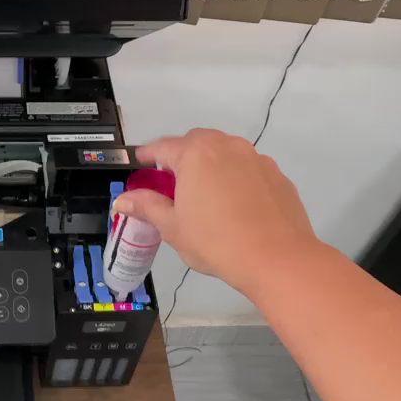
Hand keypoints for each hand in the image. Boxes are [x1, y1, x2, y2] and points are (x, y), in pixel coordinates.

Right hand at [115, 128, 325, 294]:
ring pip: (225, 153)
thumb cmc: (215, 241)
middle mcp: (227, 146)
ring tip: (205, 194)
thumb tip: (123, 199)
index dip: (148, 154)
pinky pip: (247, 169)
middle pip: (196, 143)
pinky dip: (235, 178)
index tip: (140, 161)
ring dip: (211, 165)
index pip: (163, 147)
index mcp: (196, 154)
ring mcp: (256, 158)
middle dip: (181, 157)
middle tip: (173, 182)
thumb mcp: (172, 226)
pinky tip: (235, 206)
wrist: (276, 258)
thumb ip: (147, 206)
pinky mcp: (277, 175)